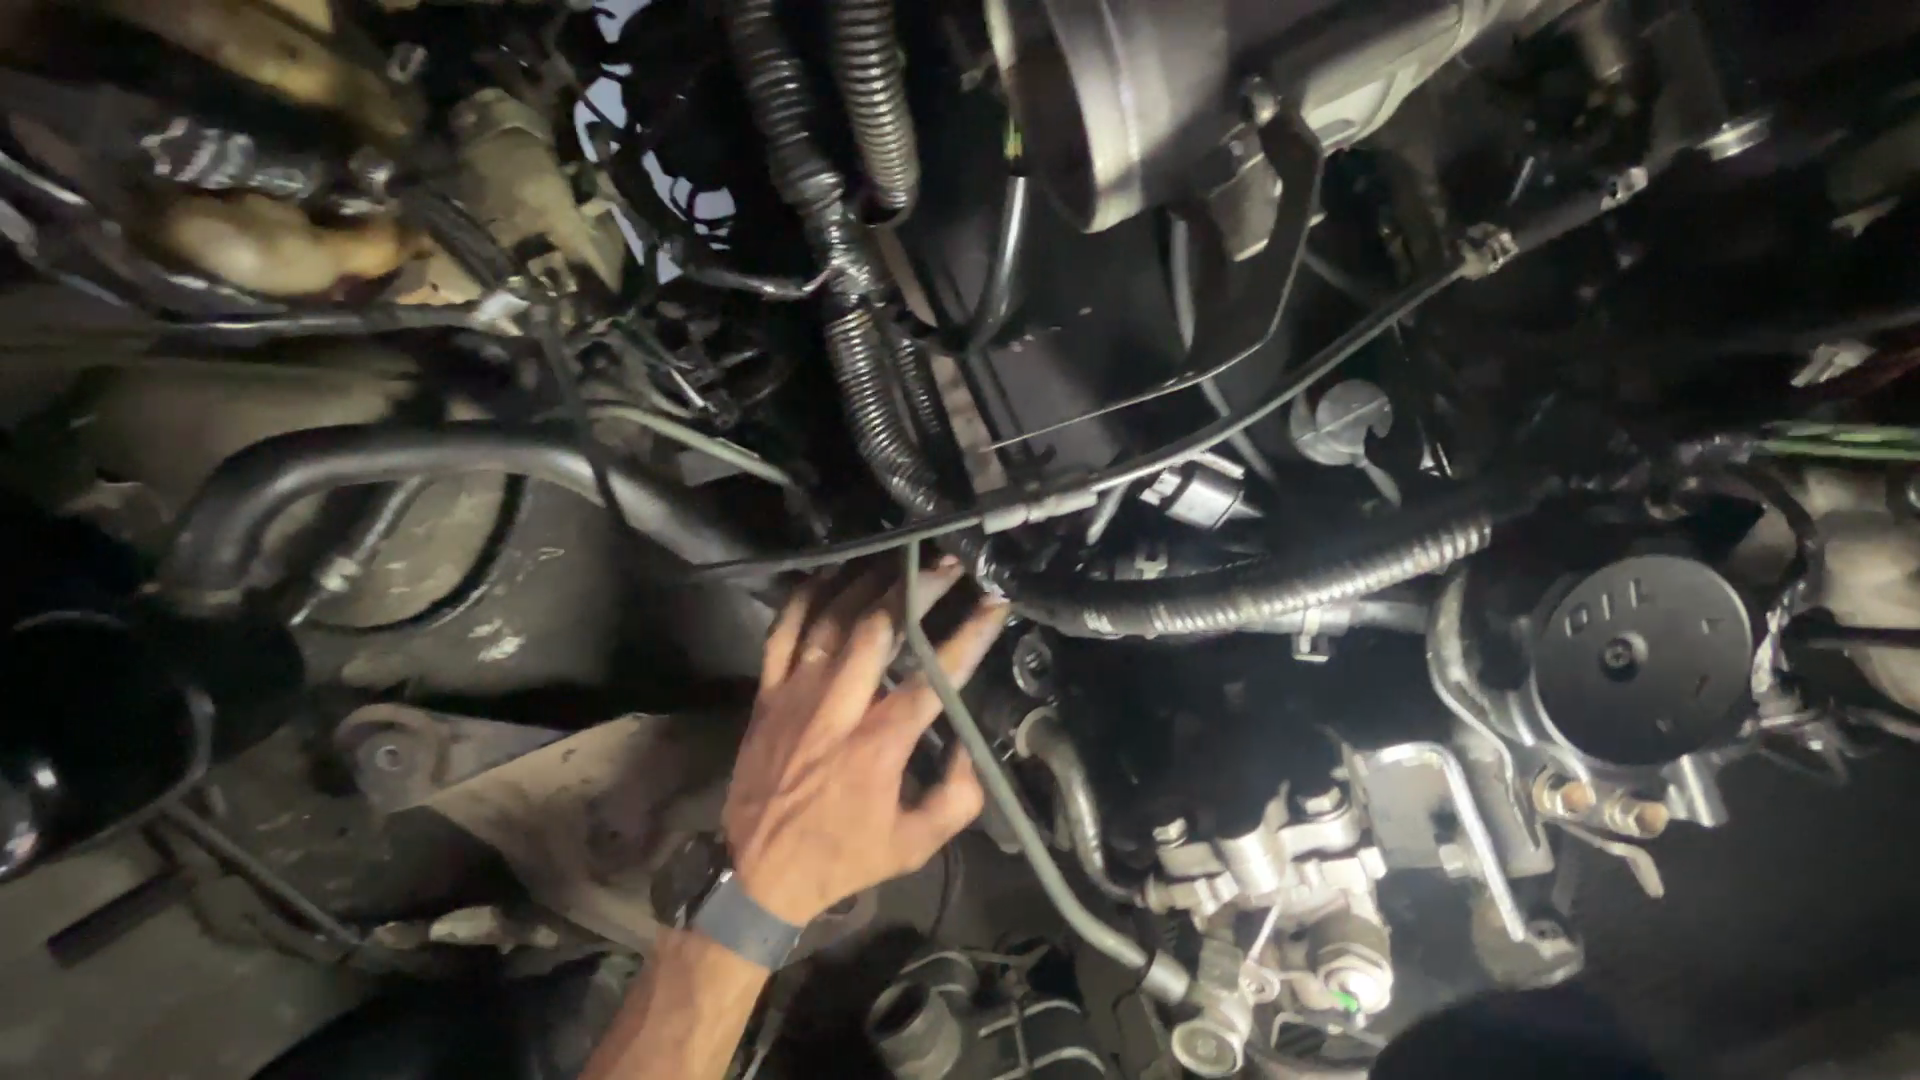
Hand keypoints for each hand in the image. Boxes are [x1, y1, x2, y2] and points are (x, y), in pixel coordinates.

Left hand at [722, 557, 1007, 925]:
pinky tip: (829, 575)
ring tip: (899, 560)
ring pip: (831, 621)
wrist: (756, 873)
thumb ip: (958, 798)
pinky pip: (783, 633)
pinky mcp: (767, 694)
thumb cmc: (841, 858)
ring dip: (867, 584)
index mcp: (877, 746)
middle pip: (878, 631)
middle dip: (916, 590)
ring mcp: (796, 695)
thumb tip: (973, 747)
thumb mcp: (914, 845)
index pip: (932, 678)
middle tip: (946, 566)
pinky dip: (805, 599)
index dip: (968, 636)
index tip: (993, 603)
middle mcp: (836, 710)